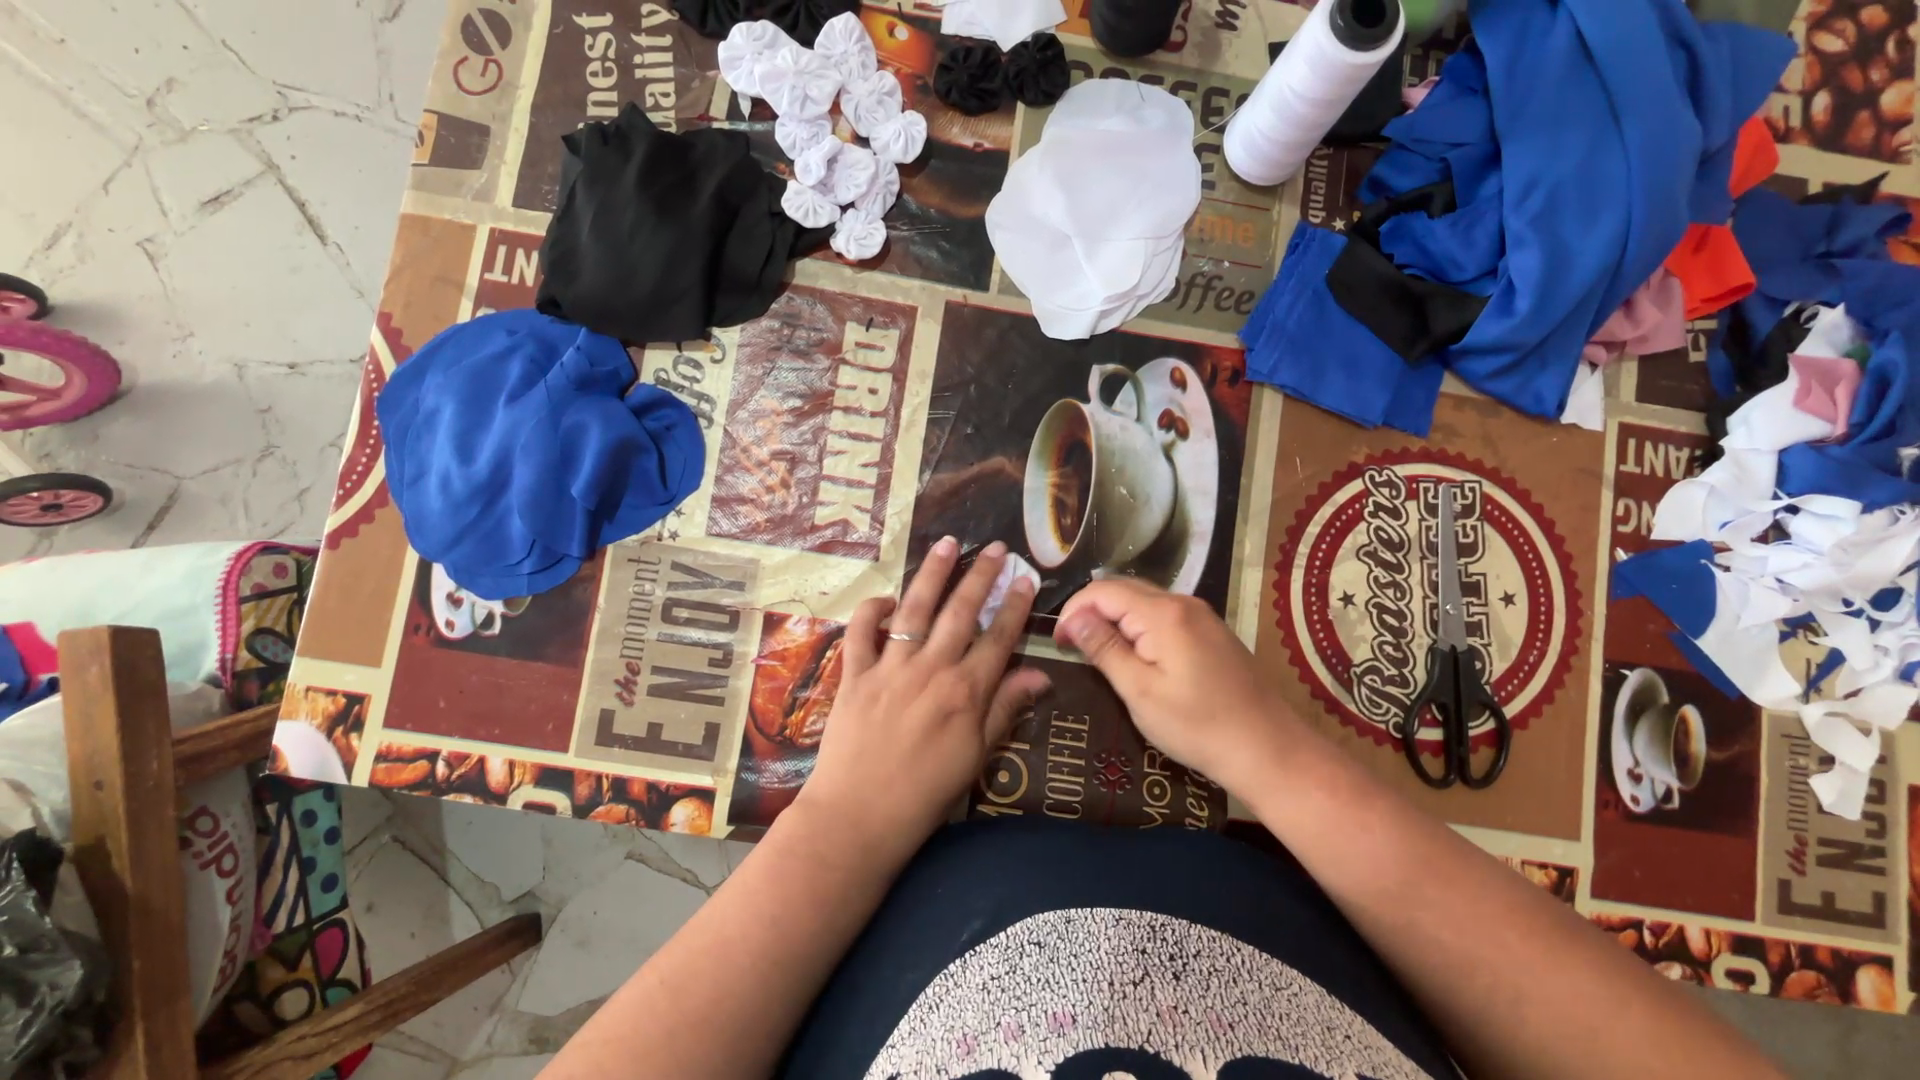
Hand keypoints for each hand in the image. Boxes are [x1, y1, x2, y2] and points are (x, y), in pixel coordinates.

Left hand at [796, 538, 1050, 861]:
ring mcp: (889, 668)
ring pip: (915, 610)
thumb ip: (1005, 710)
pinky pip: (862, 632)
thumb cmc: (926, 794)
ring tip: (948, 544)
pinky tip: (887, 598)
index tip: (1026, 578)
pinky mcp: (854, 675)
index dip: (1015, 606)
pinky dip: (872, 610)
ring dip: (933, 574)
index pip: (998, 639)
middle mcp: (930, 670)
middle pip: (960, 613)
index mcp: (965, 692)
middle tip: (996, 548)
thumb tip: (1040, 676)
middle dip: (981, 577)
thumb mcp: (976, 756)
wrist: (860, 816)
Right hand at [1053, 578, 1303, 790]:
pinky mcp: (1211, 632)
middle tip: (1072, 647)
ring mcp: (1201, 616)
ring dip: (1115, 619)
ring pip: (1144, 601)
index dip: (1073, 611)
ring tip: (1097, 652)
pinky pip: (1164, 616)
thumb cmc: (1197, 725)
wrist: (1267, 749)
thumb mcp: (1139, 692)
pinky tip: (1134, 655)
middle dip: (1091, 611)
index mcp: (1163, 614)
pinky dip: (1139, 626)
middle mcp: (1183, 603)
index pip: (1103, 591)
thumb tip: (1073, 619)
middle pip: (1124, 589)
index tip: (1058, 644)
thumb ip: (1105, 649)